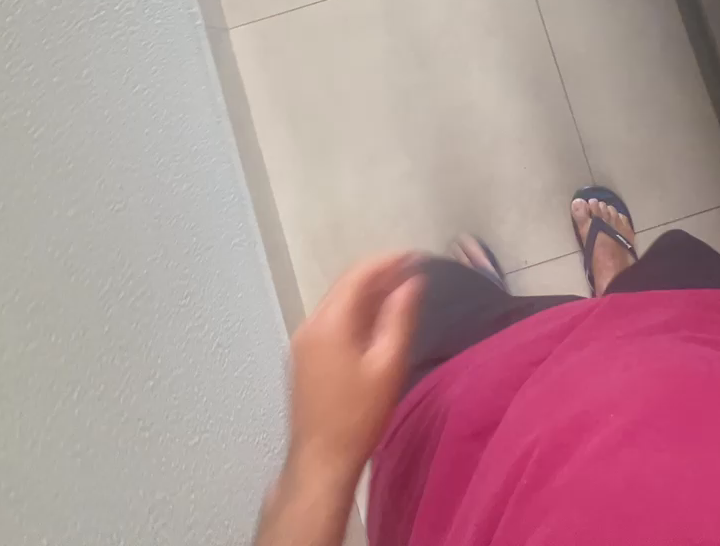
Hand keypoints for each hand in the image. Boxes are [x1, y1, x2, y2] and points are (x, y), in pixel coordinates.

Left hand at [286, 252, 423, 475]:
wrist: (320, 461)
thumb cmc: (359, 414)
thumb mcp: (388, 364)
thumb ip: (400, 316)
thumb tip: (412, 281)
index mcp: (329, 321)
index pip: (359, 274)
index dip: (388, 261)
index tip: (416, 257)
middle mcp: (310, 323)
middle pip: (347, 285)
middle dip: (379, 274)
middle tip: (412, 271)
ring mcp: (303, 340)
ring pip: (339, 302)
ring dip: (368, 292)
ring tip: (400, 291)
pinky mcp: (303, 356)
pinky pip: (332, 319)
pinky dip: (355, 311)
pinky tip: (376, 319)